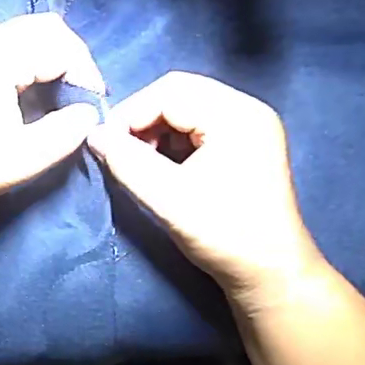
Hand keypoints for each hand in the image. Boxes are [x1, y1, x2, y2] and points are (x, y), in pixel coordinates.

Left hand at [0, 14, 104, 218]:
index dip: (86, 73)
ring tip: (61, 99)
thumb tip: (89, 113)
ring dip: (52, 62)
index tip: (94, 107)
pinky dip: (31, 65)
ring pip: (26, 36)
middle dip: (72, 60)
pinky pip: (9, 49)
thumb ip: (64, 133)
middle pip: (45, 29)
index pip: (60, 44)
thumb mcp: (21, 158)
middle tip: (81, 97)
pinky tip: (32, 99)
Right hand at [88, 72, 325, 307]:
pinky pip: (200, 128)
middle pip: (180, 94)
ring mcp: (250, 128)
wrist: (270, 274)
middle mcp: (247, 110)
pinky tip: (163, 169)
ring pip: (187, 111)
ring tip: (140, 164)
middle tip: (119, 153)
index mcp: (236, 115)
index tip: (104, 145)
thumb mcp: (168, 198)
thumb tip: (94, 135)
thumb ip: (126, 162)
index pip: (170, 91)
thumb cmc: (224, 234)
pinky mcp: (246, 147)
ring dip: (156, 132)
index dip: (131, 114)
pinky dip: (174, 143)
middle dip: (143, 121)